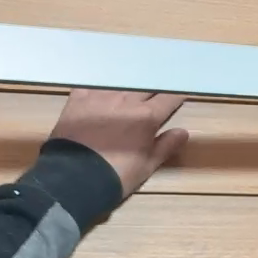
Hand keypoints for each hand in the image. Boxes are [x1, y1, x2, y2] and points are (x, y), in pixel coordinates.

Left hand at [49, 89, 189, 195]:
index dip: (177, 93)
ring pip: (122, 79)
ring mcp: (101, 96)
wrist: (74, 178)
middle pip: (147, 84)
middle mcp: (127, 100)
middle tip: (158, 87)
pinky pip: (95, 81)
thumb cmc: (116, 176)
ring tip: (133, 81)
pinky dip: (102, 82)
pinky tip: (104, 84)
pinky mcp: (79, 97)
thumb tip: (183, 132)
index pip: (169, 97)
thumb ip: (166, 146)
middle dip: (155, 85)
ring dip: (130, 80)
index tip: (181, 91)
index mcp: (147, 117)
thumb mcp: (146, 166)